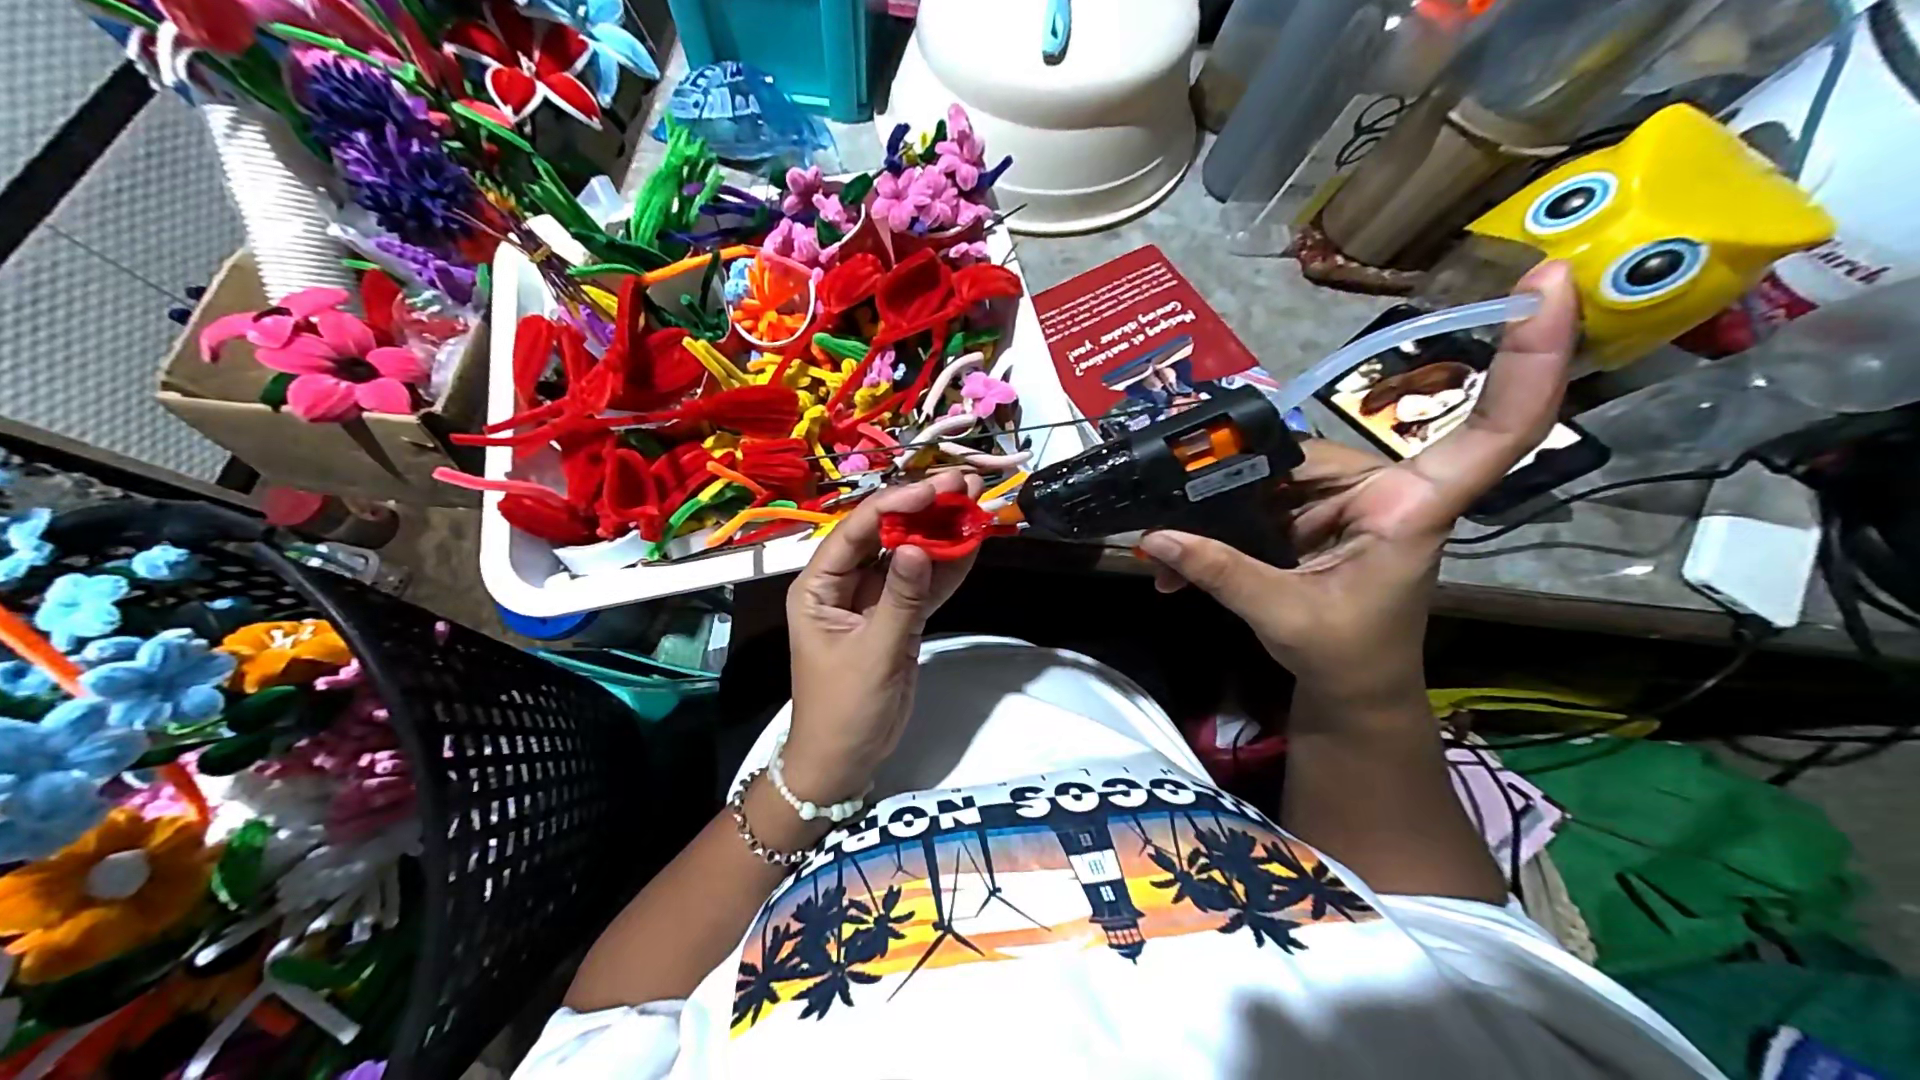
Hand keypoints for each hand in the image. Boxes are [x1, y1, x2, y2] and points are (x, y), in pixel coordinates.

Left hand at [784, 472, 981, 800]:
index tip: (933, 491)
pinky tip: (973, 545)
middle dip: (923, 511)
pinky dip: (948, 569)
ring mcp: (874, 600)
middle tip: (964, 487)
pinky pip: (924, 586)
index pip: (856, 532)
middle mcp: (845, 584)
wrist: (846, 760)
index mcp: (819, 586)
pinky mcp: (899, 618)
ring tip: (976, 504)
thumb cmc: (844, 709)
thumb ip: (900, 600)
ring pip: (909, 557)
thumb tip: (917, 546)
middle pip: (885, 536)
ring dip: (941, 534)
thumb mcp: (873, 653)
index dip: (894, 506)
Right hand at [1137, 261, 1579, 707]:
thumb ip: (1220, 571)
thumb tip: (1155, 539)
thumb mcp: (1283, 615)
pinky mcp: (1313, 518)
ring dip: (1214, 514)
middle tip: (1167, 514)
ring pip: (1270, 475)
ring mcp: (1343, 502)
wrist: (1349, 691)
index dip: (1529, 359)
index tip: (1548, 282)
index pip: (1491, 431)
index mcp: (1410, 509)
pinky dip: (1217, 528)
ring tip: (1168, 555)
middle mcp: (1382, 491)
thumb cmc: (1348, 657)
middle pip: (1304, 450)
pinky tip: (1178, 561)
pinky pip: (1258, 502)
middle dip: (1230, 480)